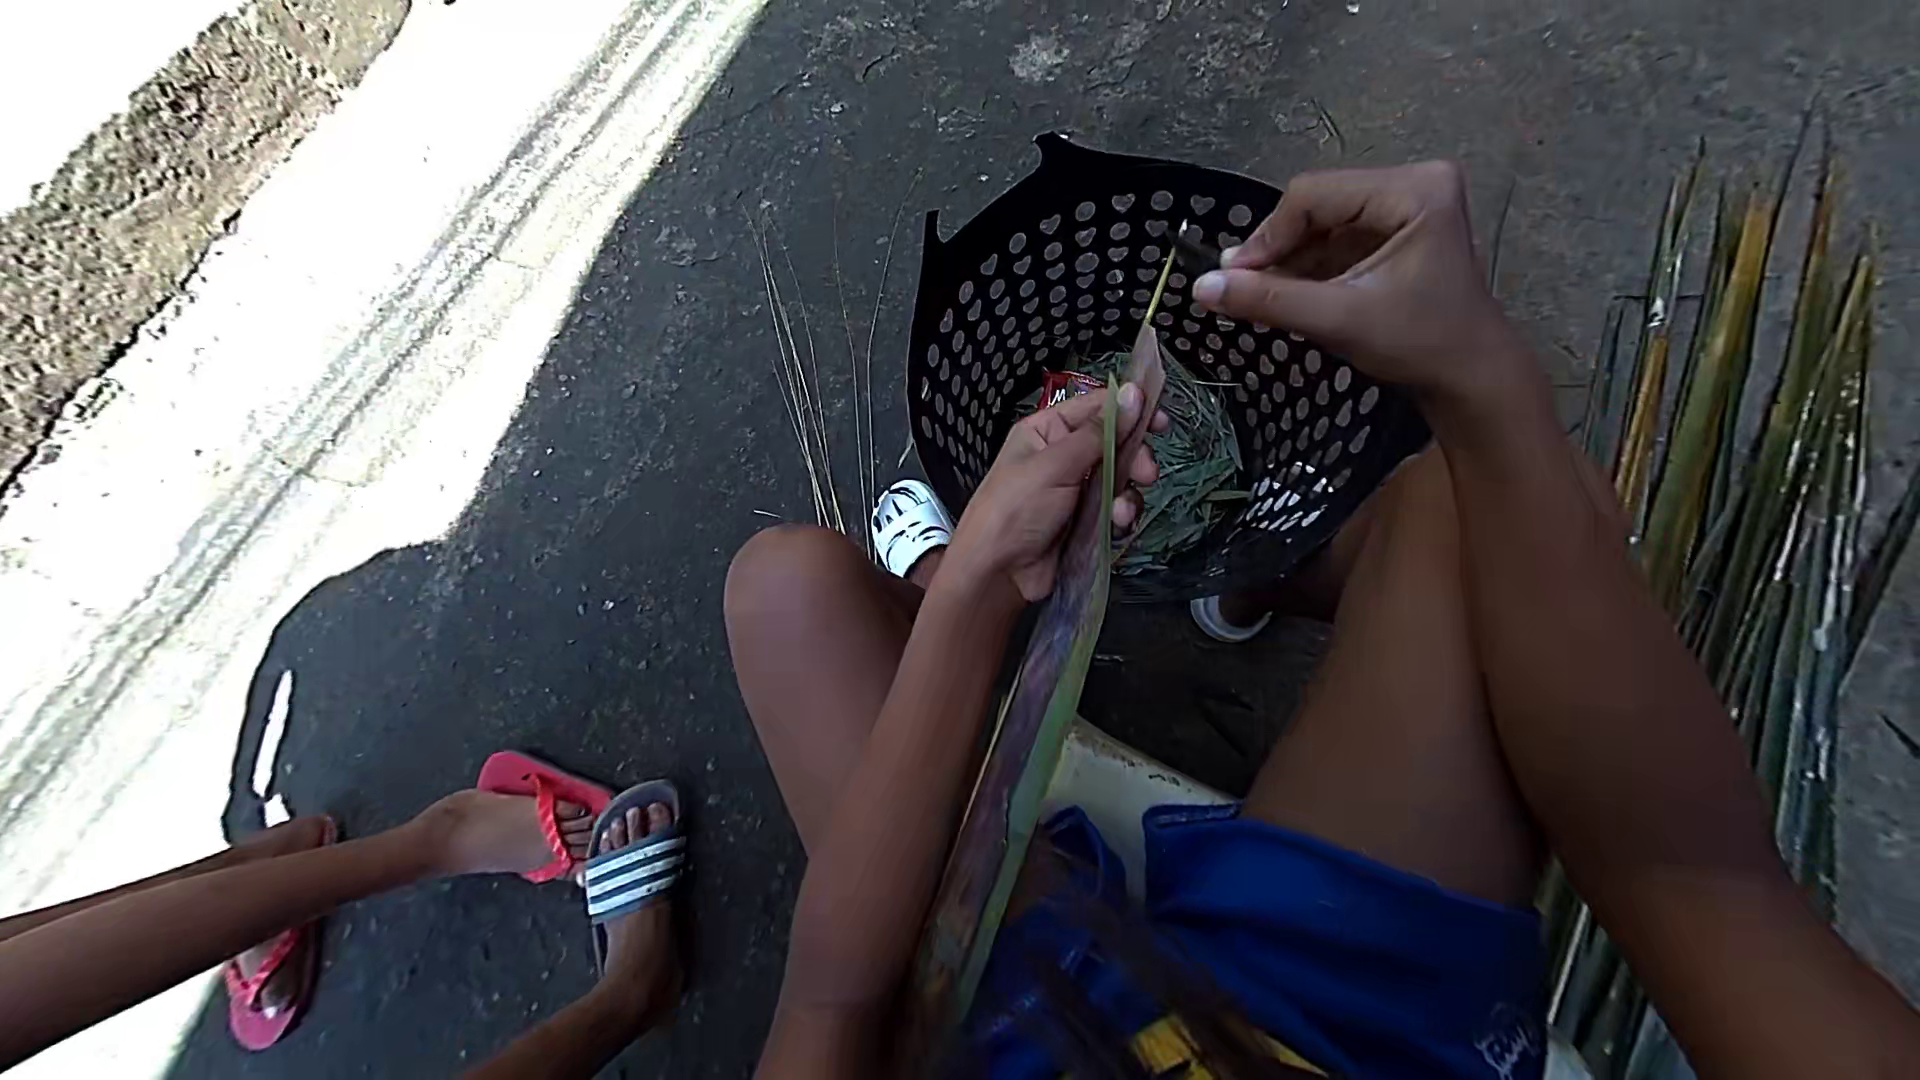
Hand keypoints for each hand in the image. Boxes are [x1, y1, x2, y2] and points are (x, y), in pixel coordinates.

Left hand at [945, 385, 1166, 601]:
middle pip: (1115, 445)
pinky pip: (1116, 509)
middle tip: (1146, 473)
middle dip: (1134, 459)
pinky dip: (1121, 517)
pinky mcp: (1085, 520)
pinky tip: (1116, 526)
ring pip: (1121, 480)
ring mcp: (1075, 490)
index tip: (1160, 419)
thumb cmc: (1014, 511)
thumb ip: (1099, 433)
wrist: (999, 573)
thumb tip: (1133, 393)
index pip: (1096, 408)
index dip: (1130, 410)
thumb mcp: (1055, 465)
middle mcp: (1062, 457)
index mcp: (1047, 432)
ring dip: (1128, 494)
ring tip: (1119, 512)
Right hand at [1190, 161, 1528, 400]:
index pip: (1311, 195)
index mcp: (1411, 188)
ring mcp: (1396, 211)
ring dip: (1280, 265)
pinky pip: (1324, 245)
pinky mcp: (1383, 237)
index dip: (1265, 237)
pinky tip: (1279, 298)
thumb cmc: (1415, 342)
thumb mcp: (1337, 319)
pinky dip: (1297, 272)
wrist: (1463, 373)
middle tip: (1239, 292)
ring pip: (1312, 227)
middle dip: (1272, 251)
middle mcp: (1406, 185)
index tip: (1232, 281)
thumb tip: (1200, 287)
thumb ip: (1268, 301)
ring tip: (1256, 300)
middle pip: (1311, 207)